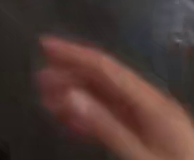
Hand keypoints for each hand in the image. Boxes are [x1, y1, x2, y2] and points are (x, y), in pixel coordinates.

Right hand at [36, 36, 193, 159]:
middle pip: (105, 81)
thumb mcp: (143, 157)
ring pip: (109, 101)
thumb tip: (70, 94)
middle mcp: (151, 104)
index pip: (105, 67)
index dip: (74, 53)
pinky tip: (75, 124)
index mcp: (151, 101)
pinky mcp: (155, 143)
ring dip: (79, 98)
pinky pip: (118, 121)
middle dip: (71, 76)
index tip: (44, 44)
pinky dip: (94, 119)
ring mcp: (154, 124)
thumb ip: (107, 126)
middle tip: (38, 79)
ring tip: (48, 100)